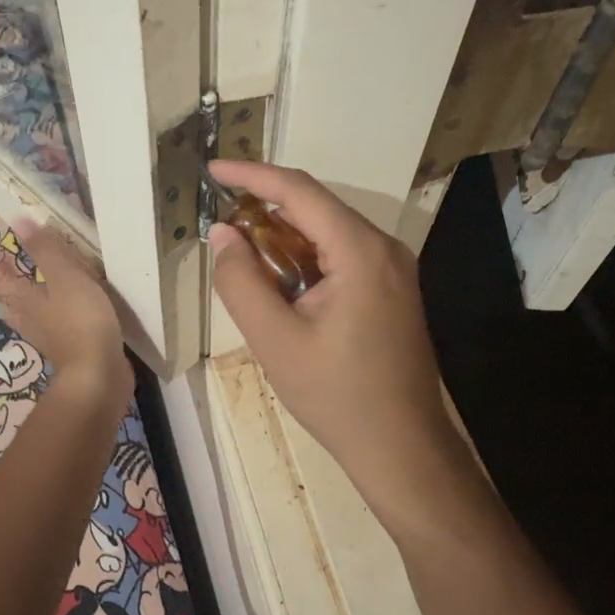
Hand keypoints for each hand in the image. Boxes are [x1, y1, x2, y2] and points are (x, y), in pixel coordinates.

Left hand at [0, 222, 131, 406]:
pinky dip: (59, 319)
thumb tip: (18, 219)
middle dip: (10, 286)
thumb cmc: (80, 321)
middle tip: (11, 271)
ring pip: (35, 315)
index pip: (3, 277)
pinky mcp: (72, 351)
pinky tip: (71, 316)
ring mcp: (51, 338)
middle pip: (13, 300)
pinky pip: (59, 329)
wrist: (99, 376)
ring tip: (39, 292)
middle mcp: (32, 319)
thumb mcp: (65, 277)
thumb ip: (46, 249)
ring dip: (33, 303)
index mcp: (25, 299)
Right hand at [208, 160, 466, 526]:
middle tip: (221, 223)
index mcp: (361, 251)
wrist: (402, 445)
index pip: (300, 192)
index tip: (212, 169)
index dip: (253, 175)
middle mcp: (384, 248)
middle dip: (266, 208)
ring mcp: (394, 270)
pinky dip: (307, 257)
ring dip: (285, 236)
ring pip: (330, 232)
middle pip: (318, 208)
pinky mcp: (392, 291)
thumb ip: (242, 282)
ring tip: (243, 254)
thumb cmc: (337, 395)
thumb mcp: (276, 341)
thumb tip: (223, 234)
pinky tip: (281, 281)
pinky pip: (343, 256)